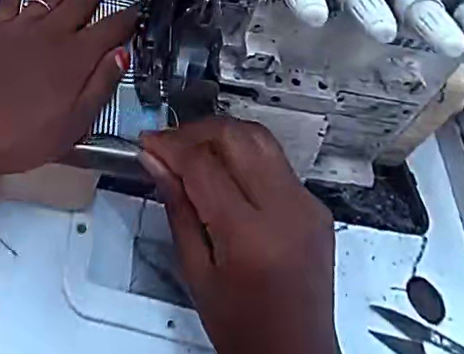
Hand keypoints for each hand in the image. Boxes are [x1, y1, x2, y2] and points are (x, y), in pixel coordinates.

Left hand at [0, 0, 137, 184]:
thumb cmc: (23, 135)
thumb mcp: (74, 123)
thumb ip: (100, 85)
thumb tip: (121, 54)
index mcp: (76, 57)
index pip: (109, 30)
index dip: (126, 17)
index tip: (137, 6)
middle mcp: (52, 33)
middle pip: (81, 1)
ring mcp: (21, 26)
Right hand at [139, 118, 338, 353]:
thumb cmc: (246, 331)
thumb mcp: (197, 273)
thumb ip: (176, 207)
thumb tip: (153, 160)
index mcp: (251, 237)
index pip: (202, 164)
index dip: (169, 146)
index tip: (148, 143)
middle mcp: (286, 214)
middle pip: (234, 136)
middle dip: (193, 132)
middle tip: (167, 144)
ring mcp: (306, 207)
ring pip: (258, 136)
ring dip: (220, 133)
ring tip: (193, 149)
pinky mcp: (315, 206)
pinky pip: (275, 158)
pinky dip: (244, 151)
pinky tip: (223, 167)